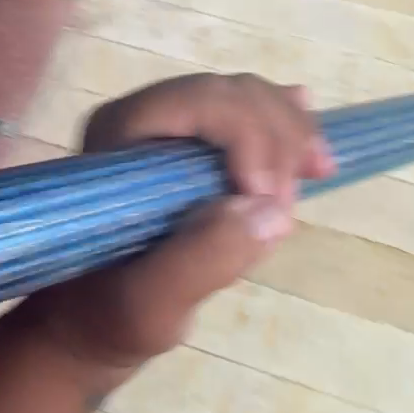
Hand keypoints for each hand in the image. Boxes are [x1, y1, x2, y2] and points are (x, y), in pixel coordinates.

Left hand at [19, 74, 334, 373]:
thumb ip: (200, 258)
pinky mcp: (197, 144)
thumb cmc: (109, 314)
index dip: (245, 134)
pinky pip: (250, 117)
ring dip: (288, 130)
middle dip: (274, 136)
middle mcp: (143, 116)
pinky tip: (310, 143)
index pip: (194, 100)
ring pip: (244, 99)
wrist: (95, 318)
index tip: (272, 198)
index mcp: (117, 135)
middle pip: (227, 94)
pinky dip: (284, 128)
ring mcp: (171, 126)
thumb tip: (270, 211)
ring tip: (318, 172)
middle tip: (288, 206)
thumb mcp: (148, 305)